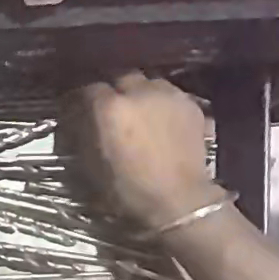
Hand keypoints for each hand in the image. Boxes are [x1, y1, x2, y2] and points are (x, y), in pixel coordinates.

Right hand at [71, 71, 223, 230]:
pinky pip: (173, 96)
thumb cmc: (133, 192)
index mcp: (112, 109)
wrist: (180, 201)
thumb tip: (85, 127)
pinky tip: (165, 123)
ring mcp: (170, 95)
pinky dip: (165, 105)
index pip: (91, 89)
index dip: (87, 100)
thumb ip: (90, 139)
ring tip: (144, 114)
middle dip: (118, 92)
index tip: (85, 110)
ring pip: (151, 83)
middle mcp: (141, 92)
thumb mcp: (98, 169)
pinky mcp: (193, 105)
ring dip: (144, 95)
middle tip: (117, 112)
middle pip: (124, 78)